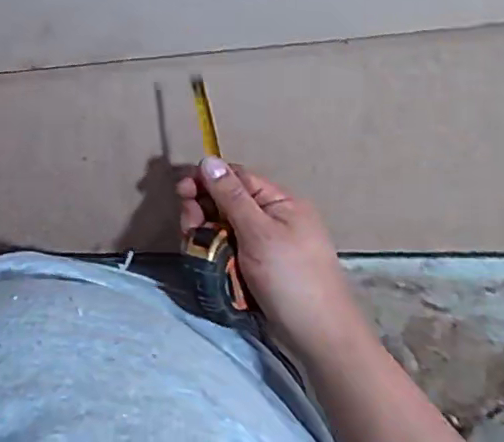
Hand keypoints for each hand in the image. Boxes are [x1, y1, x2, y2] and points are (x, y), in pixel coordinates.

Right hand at [176, 158, 367, 358]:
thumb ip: (230, 195)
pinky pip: (225, 245)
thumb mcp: (259, 233)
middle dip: (201, 209)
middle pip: (223, 199)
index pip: (234, 176)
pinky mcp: (256, 264)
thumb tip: (208, 159)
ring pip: (220, 223)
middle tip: (190, 226)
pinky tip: (207, 259)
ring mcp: (264, 242)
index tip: (182, 192)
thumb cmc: (293, 281)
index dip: (205, 180)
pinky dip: (213, 249)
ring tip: (198, 247)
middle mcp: (272, 217)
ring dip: (203, 232)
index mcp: (281, 203)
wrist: (322, 343)